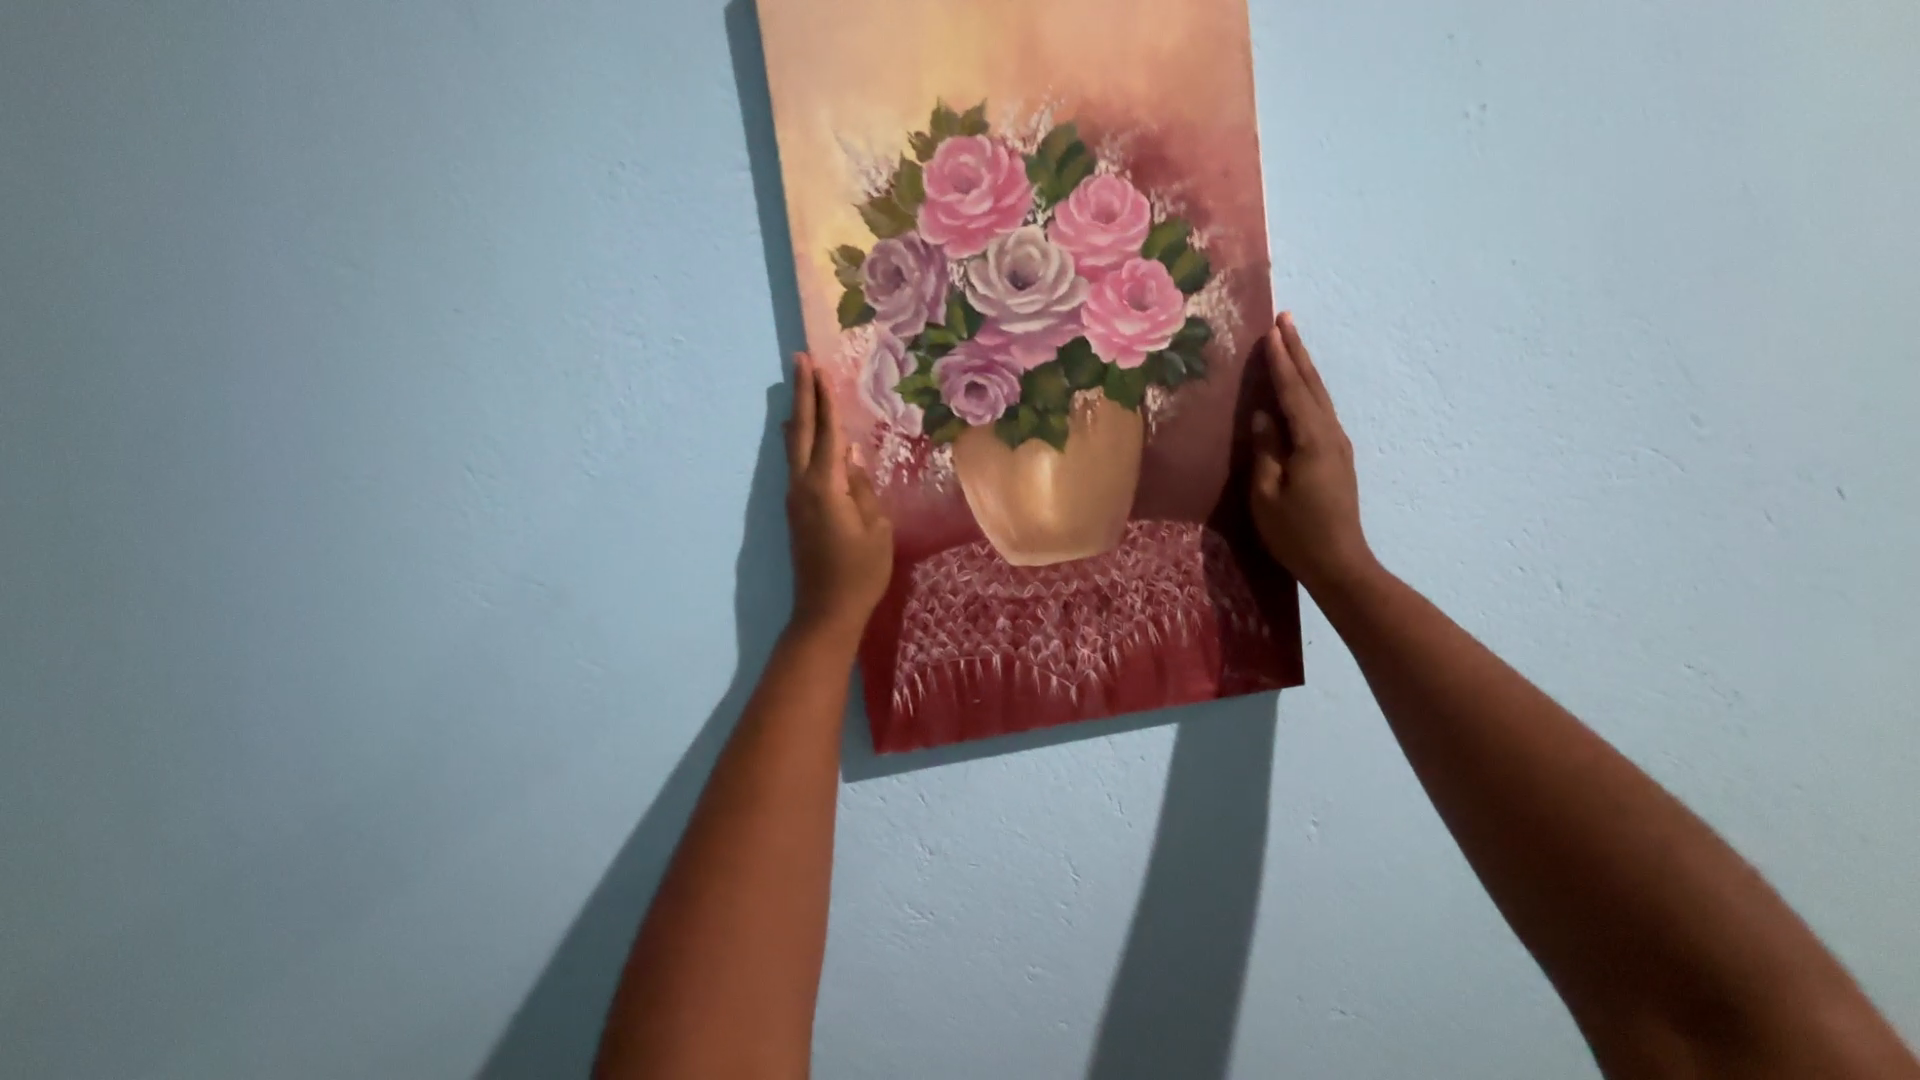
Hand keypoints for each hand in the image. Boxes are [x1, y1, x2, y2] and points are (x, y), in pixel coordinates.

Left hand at [783, 353, 893, 639]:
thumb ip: (863, 491)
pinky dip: (802, 442)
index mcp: (826, 487)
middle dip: (802, 394)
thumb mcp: (877, 529)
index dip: (824, 399)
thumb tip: (851, 462)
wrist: (826, 612)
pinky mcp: (797, 512)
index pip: (826, 433)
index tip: (820, 367)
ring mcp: (796, 500)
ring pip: (794, 448)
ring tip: (800, 388)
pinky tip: (806, 436)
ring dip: (799, 416)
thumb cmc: (860, 573)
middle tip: (800, 360)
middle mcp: (803, 486)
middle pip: (800, 431)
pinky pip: (798, 466)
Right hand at [1248, 313, 1376, 593]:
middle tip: (1286, 319)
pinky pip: (1320, 412)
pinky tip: (1299, 390)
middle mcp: (1331, 435)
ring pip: (1320, 397)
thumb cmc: (1295, 533)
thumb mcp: (1267, 494)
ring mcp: (1338, 446)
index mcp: (1312, 440)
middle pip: (1312, 385)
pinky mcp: (1336, 458)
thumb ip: (1265, 451)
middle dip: (1298, 351)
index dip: (1280, 360)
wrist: (1339, 563)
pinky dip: (1308, 392)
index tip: (1270, 330)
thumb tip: (1263, 416)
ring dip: (1305, 368)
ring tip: (1291, 343)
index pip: (1292, 391)